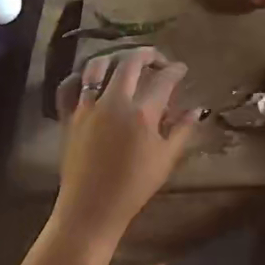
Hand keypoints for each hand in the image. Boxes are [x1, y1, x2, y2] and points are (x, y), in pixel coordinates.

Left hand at [53, 49, 202, 241]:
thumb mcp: (166, 159)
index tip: (181, 69)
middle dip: (148, 54)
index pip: (164, 79)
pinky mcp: (69, 117)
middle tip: (158, 60)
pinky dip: (78, 77)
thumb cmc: (134, 187)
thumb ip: (182, 129)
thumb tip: (196, 109)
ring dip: (114, 58)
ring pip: (96, 66)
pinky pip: (68, 87)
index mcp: (142, 112)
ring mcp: (87, 107)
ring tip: (125, 63)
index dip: (176, 70)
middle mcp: (113, 102)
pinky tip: (89, 79)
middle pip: (130, 62)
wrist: (91, 210)